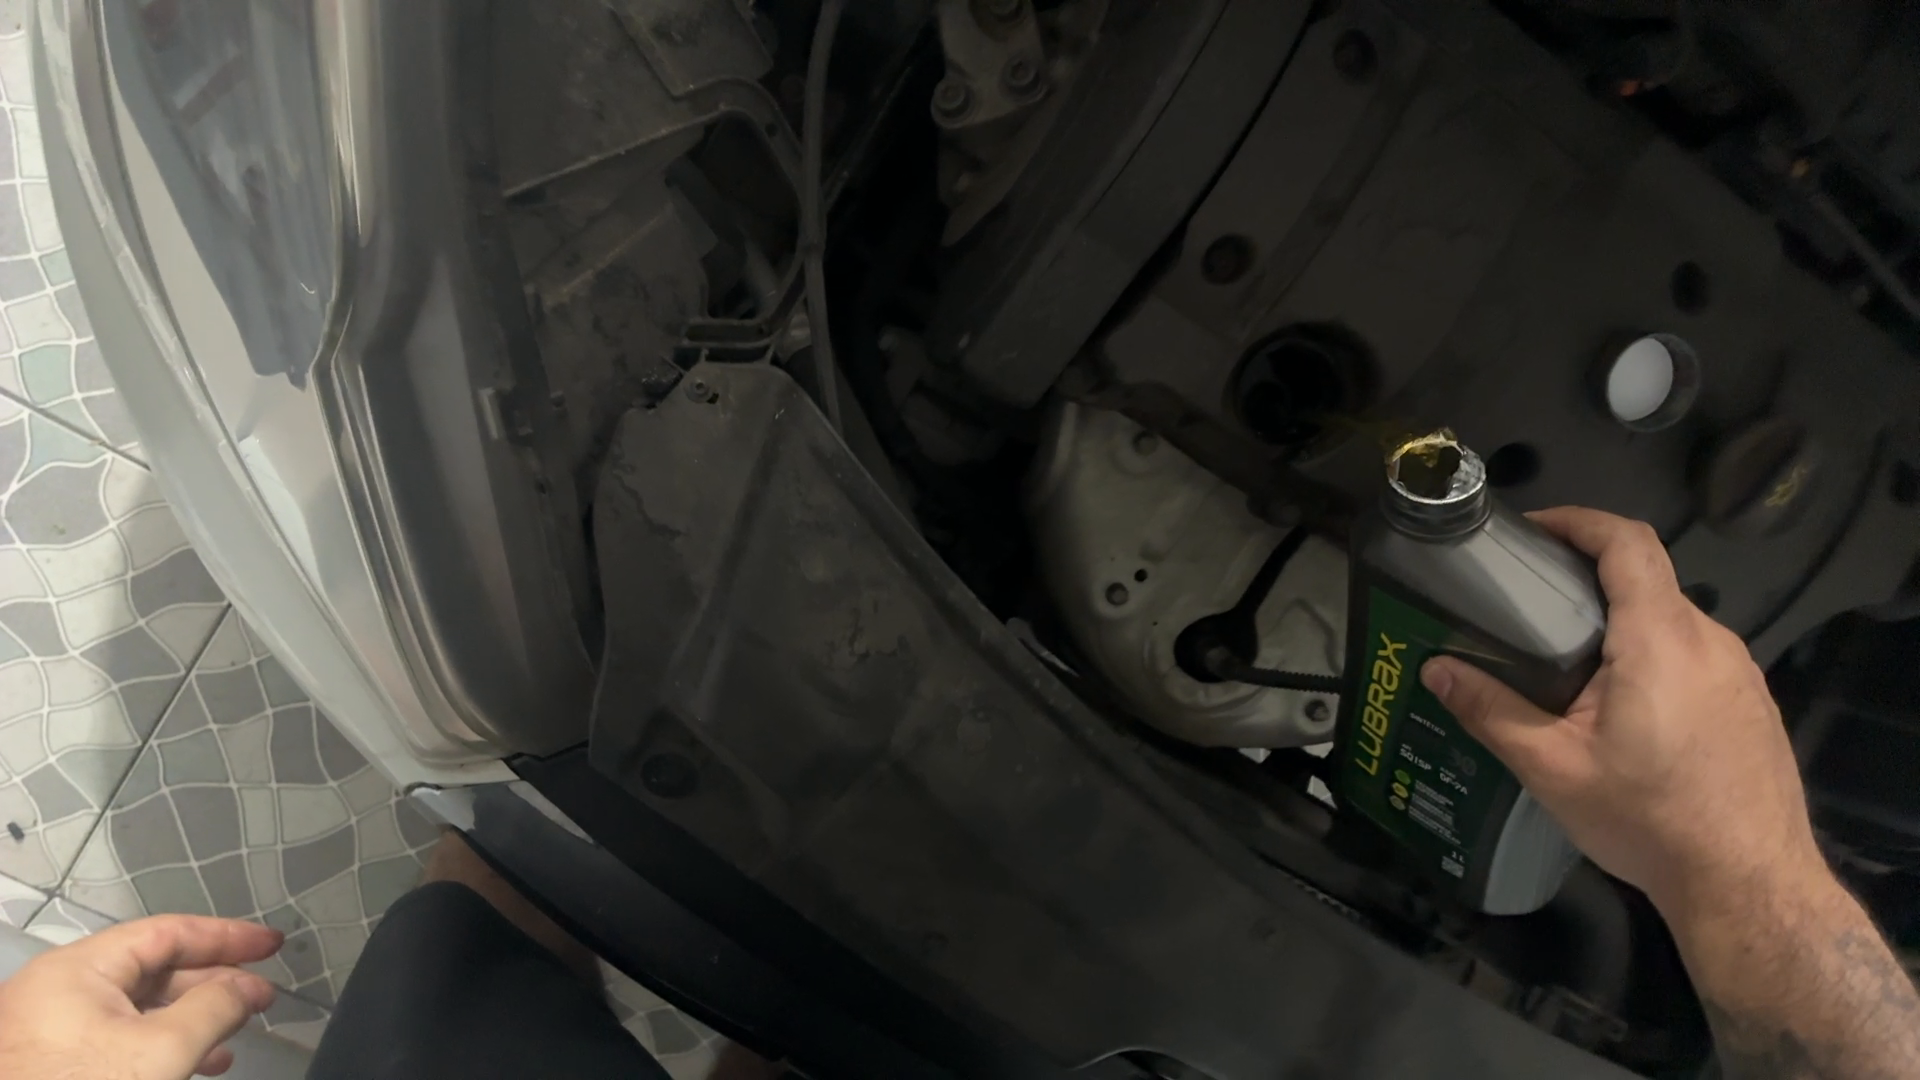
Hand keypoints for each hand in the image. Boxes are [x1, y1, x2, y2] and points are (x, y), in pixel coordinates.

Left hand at [0, 915, 282, 1079]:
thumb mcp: (167, 1046)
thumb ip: (219, 1004)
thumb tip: (244, 990)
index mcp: (75, 971)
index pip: (171, 932)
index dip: (230, 936)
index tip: (273, 946)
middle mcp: (52, 993)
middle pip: (155, 970)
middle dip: (215, 986)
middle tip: (260, 999)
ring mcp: (40, 1034)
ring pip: (137, 1009)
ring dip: (194, 1020)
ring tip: (232, 1038)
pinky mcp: (38, 1067)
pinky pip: (112, 1039)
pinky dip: (159, 1043)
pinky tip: (193, 1062)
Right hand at [1418, 506, 1827, 919]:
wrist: (1750, 887)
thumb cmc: (1647, 816)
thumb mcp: (1548, 764)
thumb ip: (1488, 708)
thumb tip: (1433, 669)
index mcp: (1659, 641)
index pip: (1630, 545)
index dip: (1579, 521)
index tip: (1529, 530)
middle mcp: (1709, 643)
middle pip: (1644, 577)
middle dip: (1579, 572)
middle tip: (1517, 597)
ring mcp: (1737, 672)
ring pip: (1665, 615)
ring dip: (1608, 612)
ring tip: (1548, 646)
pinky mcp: (1746, 701)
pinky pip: (1686, 648)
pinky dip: (1638, 644)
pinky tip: (1601, 692)